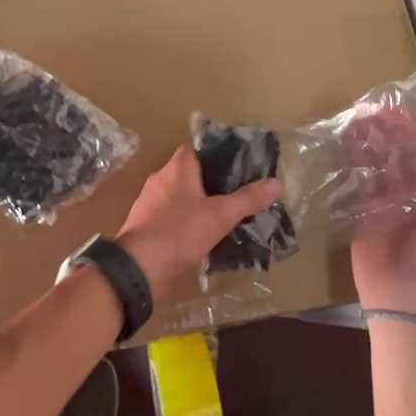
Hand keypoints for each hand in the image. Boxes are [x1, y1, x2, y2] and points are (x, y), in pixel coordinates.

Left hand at [116, 146, 281, 303]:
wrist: (139, 266)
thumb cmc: (180, 231)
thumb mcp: (221, 215)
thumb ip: (248, 199)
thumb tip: (276, 183)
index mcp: (178, 167)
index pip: (198, 149)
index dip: (217, 156)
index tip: (237, 168)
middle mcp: (160, 178)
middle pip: (189, 172)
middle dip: (210, 183)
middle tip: (235, 195)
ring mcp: (149, 201)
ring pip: (179, 196)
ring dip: (196, 204)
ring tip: (221, 217)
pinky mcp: (144, 223)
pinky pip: (169, 216)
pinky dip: (183, 221)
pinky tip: (199, 236)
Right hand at [350, 105, 415, 319]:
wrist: (405, 298)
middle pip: (410, 151)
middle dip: (400, 128)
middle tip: (385, 108)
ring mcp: (390, 199)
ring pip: (384, 159)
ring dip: (376, 137)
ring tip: (363, 115)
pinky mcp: (365, 209)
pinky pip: (360, 178)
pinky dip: (355, 158)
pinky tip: (348, 139)